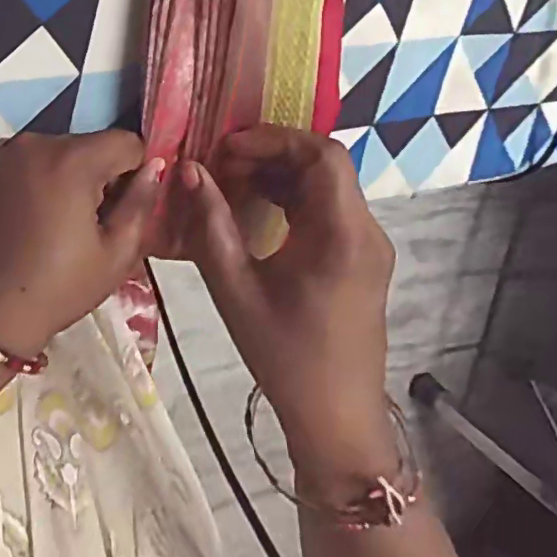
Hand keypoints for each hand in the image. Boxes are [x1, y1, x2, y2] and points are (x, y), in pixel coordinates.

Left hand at [0, 131, 162, 358]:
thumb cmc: (57, 288)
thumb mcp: (115, 254)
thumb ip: (140, 202)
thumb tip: (155, 168)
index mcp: (72, 160)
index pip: (126, 141)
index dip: (138, 170)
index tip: (130, 204)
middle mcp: (38, 143)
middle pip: (92, 144)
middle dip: (103, 173)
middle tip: (98, 221)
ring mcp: (9, 152)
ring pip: (62, 152)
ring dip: (73, 176)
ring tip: (65, 223)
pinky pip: (34, 161)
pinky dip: (46, 179)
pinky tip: (40, 218)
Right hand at [178, 125, 399, 503]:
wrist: (335, 418)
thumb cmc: (284, 355)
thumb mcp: (235, 288)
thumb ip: (210, 223)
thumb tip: (188, 168)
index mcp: (343, 235)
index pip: (322, 155)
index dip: (273, 139)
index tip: (227, 149)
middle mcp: (366, 231)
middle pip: (324, 165)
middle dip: (269, 154)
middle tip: (220, 165)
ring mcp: (368, 244)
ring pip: (325, 184)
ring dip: (278, 174)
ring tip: (229, 183)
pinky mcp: (361, 257)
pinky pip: (327, 207)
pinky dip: (291, 197)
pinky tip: (254, 208)